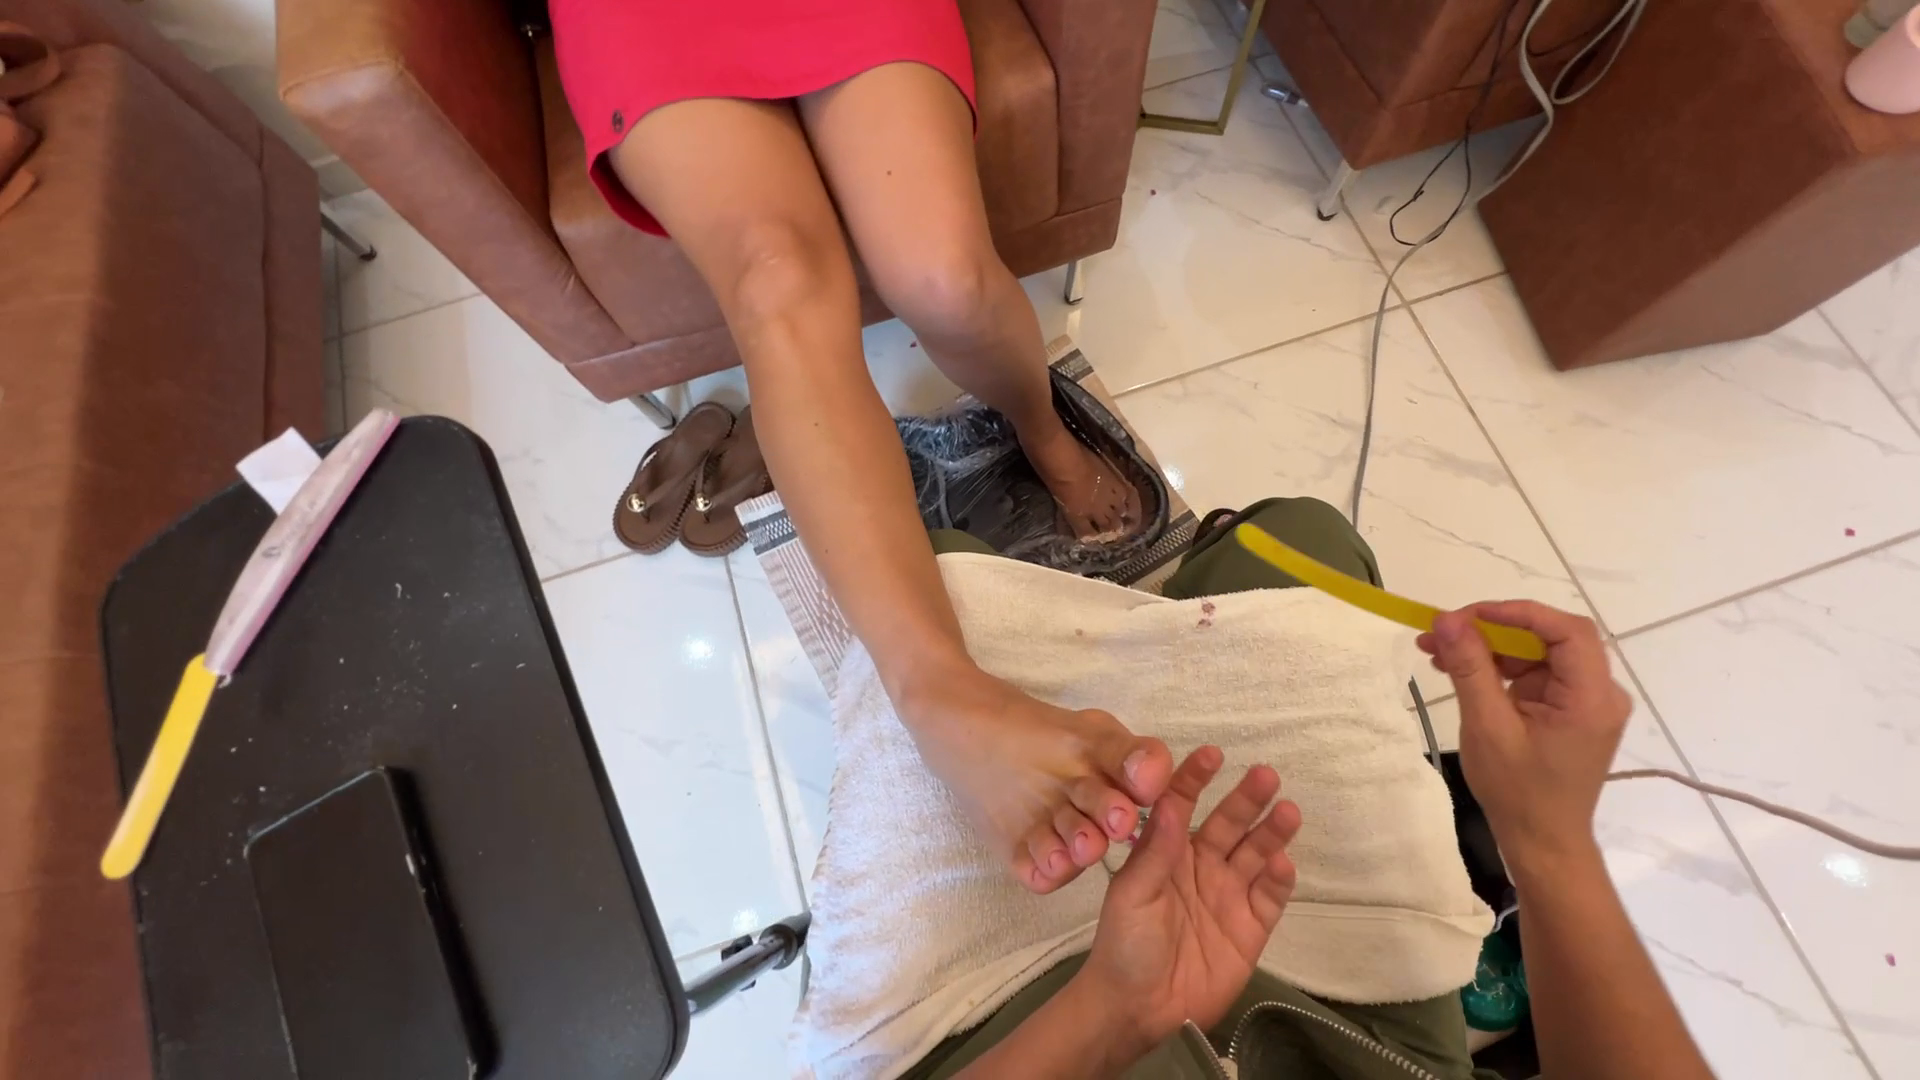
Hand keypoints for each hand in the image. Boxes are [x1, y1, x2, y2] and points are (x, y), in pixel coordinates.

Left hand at [1075, 746, 1301, 1046]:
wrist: (1139, 1007)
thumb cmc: (1125, 941)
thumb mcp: (1132, 892)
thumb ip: (1155, 850)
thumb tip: (1170, 800)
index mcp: (1166, 850)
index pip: (1183, 803)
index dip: (1196, 777)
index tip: (1212, 753)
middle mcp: (1200, 865)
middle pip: (1228, 824)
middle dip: (1246, 799)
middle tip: (1266, 774)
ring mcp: (1227, 895)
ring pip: (1255, 854)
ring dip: (1271, 833)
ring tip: (1288, 810)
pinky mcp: (1250, 928)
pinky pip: (1269, 899)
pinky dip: (1278, 881)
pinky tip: (1283, 864)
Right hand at [1417, 602, 1631, 872]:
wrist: (1540, 839)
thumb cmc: (1517, 788)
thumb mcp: (1487, 725)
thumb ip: (1470, 668)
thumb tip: (1448, 619)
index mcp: (1591, 698)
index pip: (1568, 631)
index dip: (1519, 613)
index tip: (1468, 615)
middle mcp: (1597, 693)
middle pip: (1549, 638)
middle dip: (1491, 628)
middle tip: (1441, 630)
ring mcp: (1580, 701)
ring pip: (1533, 653)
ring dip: (1484, 646)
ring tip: (1434, 648)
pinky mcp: (1563, 709)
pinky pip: (1528, 673)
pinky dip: (1492, 666)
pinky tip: (1454, 667)